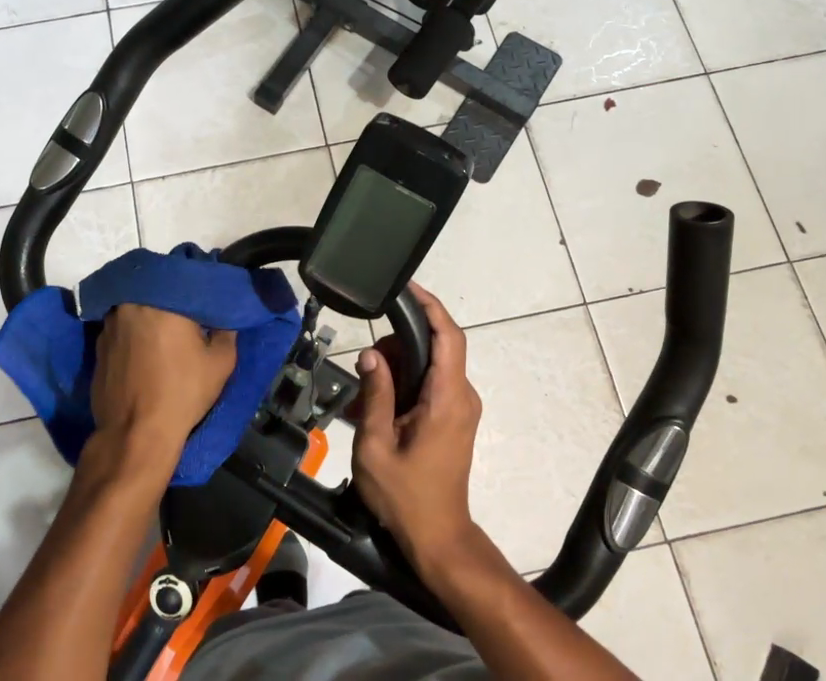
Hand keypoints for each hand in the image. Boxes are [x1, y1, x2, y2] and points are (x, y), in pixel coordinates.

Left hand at [91, 305, 235, 456]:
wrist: (136, 434)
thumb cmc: (182, 393)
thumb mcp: (221, 362)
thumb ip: (226, 331)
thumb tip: (224, 318)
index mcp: (161, 300)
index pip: (184, 280)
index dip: (199, 290)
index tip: (208, 302)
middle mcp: (129, 304)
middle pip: (156, 293)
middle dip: (172, 301)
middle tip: (188, 316)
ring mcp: (108, 326)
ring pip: (136, 311)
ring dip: (150, 318)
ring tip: (166, 335)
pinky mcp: (97, 347)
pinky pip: (121, 331)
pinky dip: (134, 335)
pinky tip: (145, 353)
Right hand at [352, 284, 481, 567]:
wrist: (437, 538)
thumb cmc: (405, 496)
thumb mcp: (376, 445)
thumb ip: (375, 395)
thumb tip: (371, 356)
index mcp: (447, 398)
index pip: (449, 336)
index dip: (430, 306)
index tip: (405, 288)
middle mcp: (461, 396)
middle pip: (436, 347)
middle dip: (399, 343)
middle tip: (364, 363)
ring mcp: (460, 408)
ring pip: (430, 365)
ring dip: (398, 366)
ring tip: (364, 389)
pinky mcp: (453, 419)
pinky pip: (430, 384)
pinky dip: (404, 383)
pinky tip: (376, 403)